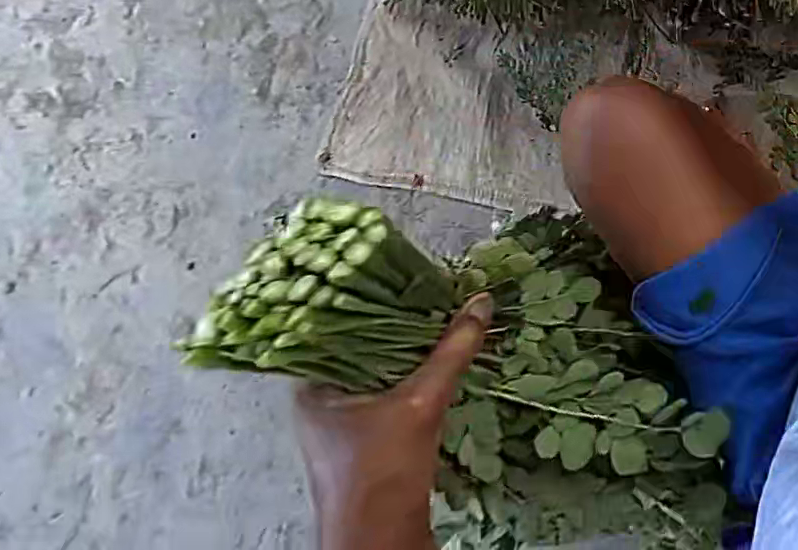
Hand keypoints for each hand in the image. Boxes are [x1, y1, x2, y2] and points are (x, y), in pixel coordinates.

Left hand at [294, 292, 493, 549]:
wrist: (382, 534)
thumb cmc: (384, 468)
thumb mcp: (424, 398)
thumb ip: (454, 347)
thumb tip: (482, 299)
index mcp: (315, 388)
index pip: (340, 325)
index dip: (376, 297)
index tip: (412, 274)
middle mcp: (323, 397)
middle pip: (366, 341)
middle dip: (405, 317)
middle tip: (441, 288)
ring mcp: (343, 414)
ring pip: (383, 360)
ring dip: (415, 341)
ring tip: (449, 312)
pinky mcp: (367, 427)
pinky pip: (393, 378)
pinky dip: (417, 362)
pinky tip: (445, 349)